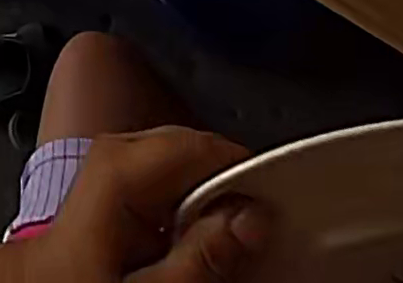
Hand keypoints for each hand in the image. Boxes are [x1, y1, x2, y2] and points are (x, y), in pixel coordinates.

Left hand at [27, 126, 266, 281]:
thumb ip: (204, 257)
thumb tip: (252, 218)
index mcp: (119, 167)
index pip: (199, 145)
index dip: (247, 173)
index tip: (287, 213)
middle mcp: (115, 150)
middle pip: (194, 148)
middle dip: (233, 185)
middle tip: (265, 239)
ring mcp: (115, 157)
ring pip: (186, 159)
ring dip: (216, 195)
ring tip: (235, 245)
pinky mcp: (120, 174)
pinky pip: (171, 174)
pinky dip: (196, 200)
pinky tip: (205, 238)